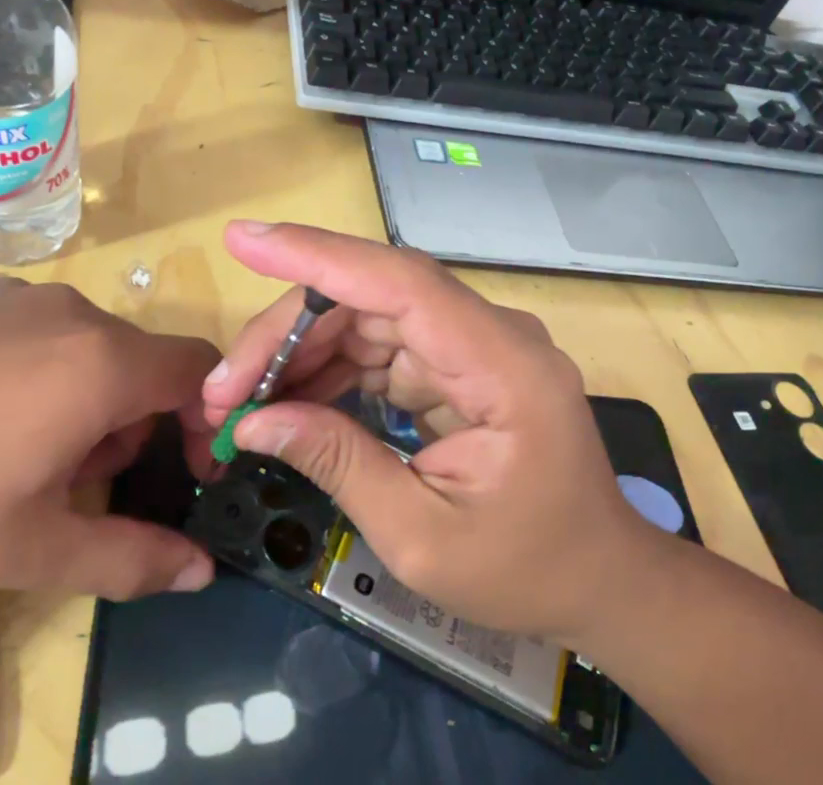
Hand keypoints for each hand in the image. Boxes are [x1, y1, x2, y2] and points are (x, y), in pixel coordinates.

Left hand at [0, 273, 219, 599]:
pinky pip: (19, 326)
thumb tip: (202, 569)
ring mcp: (1, 289)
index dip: (206, 420)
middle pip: (133, 361)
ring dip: (72, 397)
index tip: (180, 472)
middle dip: (125, 423)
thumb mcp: (29, 550)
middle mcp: (62, 309)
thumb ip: (132, 559)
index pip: (198, 368)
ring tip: (0, 453)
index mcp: (97, 362)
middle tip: (66, 482)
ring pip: (74, 343)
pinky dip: (20, 367)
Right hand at [201, 221, 652, 642]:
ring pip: (367, 320)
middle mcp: (490, 338)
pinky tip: (287, 401)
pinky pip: (381, 350)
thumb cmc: (526, 570)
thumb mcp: (421, 536)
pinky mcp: (459, 367)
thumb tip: (254, 421)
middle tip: (222, 392)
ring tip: (240, 402)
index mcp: (502, 367)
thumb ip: (339, 464)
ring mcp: (474, 349)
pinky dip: (329, 371)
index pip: (401, 284)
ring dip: (299, 353)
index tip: (243, 240)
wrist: (601, 581)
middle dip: (286, 334)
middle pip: (370, 300)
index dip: (318, 256)